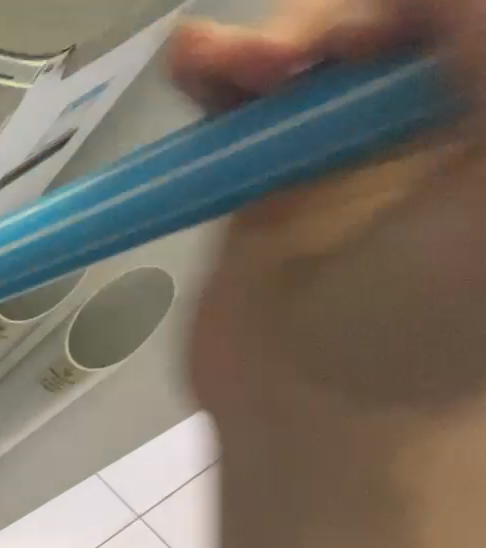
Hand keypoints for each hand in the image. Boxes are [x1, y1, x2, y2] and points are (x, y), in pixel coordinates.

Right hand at [172, 0, 485, 547]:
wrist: (322, 407)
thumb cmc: (435, 310)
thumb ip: (475, 57)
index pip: (458, 18)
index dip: (411, 7)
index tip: (376, 36)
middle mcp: (433, 110)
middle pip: (386, 20)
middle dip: (340, 20)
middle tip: (298, 60)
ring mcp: (347, 142)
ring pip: (307, 52)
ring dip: (262, 44)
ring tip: (222, 68)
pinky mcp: (265, 178)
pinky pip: (241, 104)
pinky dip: (214, 74)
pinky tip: (191, 63)